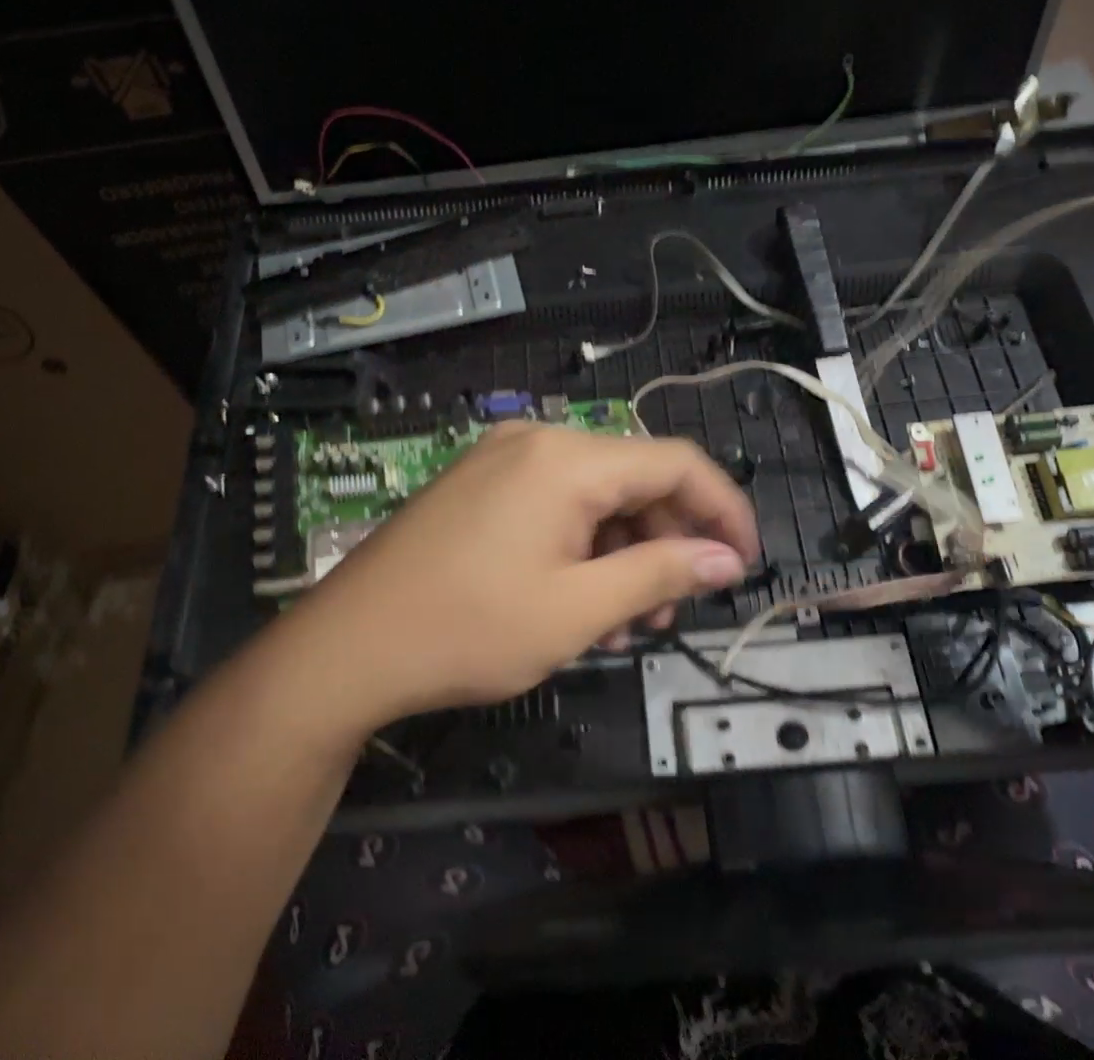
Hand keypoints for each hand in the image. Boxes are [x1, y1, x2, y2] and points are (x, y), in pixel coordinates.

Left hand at [276, 423, 759, 723]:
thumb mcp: (579, 609)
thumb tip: (727, 560)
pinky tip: (579, 607)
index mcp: (566, 459)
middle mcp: (535, 443)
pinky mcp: (477, 491)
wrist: (348, 649)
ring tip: (622, 626)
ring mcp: (499, 463)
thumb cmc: (469, 630)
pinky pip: (553, 509)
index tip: (745, 565)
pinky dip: (581, 552)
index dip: (724, 512)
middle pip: (635, 480)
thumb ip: (662, 574)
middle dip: (667, 545)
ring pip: (595, 500)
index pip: (677, 464)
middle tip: (672, 614)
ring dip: (624, 557)